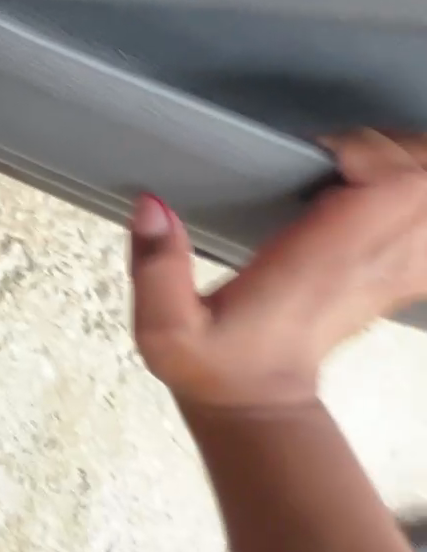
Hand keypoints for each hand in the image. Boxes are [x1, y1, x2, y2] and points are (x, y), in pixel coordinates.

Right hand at [129, 129, 426, 409]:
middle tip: (340, 150)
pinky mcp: (393, 276)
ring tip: (363, 163)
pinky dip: (421, 204)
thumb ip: (154, 264)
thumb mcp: (160, 321)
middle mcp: (370, 262)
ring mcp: (391, 270)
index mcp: (319, 263)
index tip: (312, 151)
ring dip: (416, 170)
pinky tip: (390, 198)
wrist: (252, 402)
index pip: (393, 184)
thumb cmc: (206, 362)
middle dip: (400, 150)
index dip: (366, 151)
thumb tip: (151, 205)